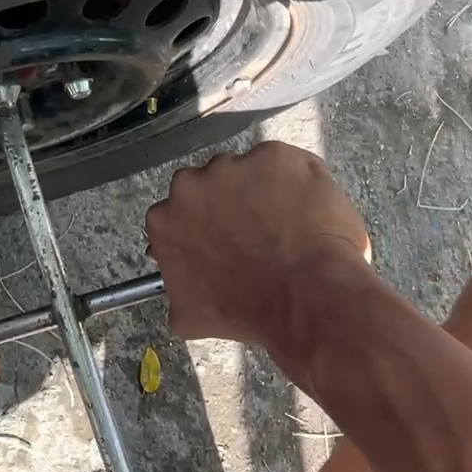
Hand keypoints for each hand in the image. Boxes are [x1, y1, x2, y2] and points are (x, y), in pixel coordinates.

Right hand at [146, 142, 372, 347]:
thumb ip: (177, 287)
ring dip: (262, 190)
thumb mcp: (191, 316)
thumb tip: (180, 290)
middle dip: (228, 203)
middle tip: (255, 232)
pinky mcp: (274, 156)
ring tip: (287, 224)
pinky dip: (295, 182)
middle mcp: (191, 185)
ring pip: (247, 171)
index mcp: (165, 220)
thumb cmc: (251, 311)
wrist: (306, 299)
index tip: (223, 239)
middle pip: (208, 185)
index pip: (178, 214)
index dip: (203, 225)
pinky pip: (284, 165)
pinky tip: (307, 213)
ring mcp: (234, 165)